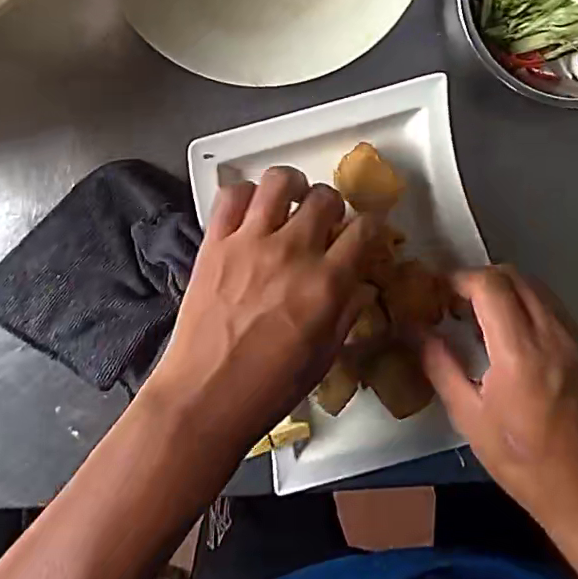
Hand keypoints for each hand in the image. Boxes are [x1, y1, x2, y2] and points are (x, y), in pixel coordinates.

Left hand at [145, 166, 376, 450]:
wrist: (205, 397)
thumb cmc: (268, 387)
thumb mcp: (324, 356)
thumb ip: (347, 313)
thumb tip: (359, 286)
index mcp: (326, 283)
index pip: (364, 229)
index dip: (372, 224)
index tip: (368, 227)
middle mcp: (292, 252)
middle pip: (325, 197)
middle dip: (333, 205)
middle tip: (326, 219)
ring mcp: (251, 242)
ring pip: (279, 181)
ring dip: (292, 184)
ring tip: (291, 197)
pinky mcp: (216, 242)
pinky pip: (232, 195)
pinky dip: (246, 193)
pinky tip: (252, 209)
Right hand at [422, 266, 577, 529]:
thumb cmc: (527, 466)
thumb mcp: (471, 420)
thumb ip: (440, 366)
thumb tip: (416, 331)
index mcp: (520, 352)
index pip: (490, 285)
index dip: (460, 278)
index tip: (441, 291)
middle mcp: (554, 336)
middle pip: (515, 276)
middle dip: (482, 279)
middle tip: (460, 303)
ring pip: (539, 290)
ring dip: (508, 291)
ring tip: (487, 321)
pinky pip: (557, 313)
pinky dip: (531, 311)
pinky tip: (520, 344)